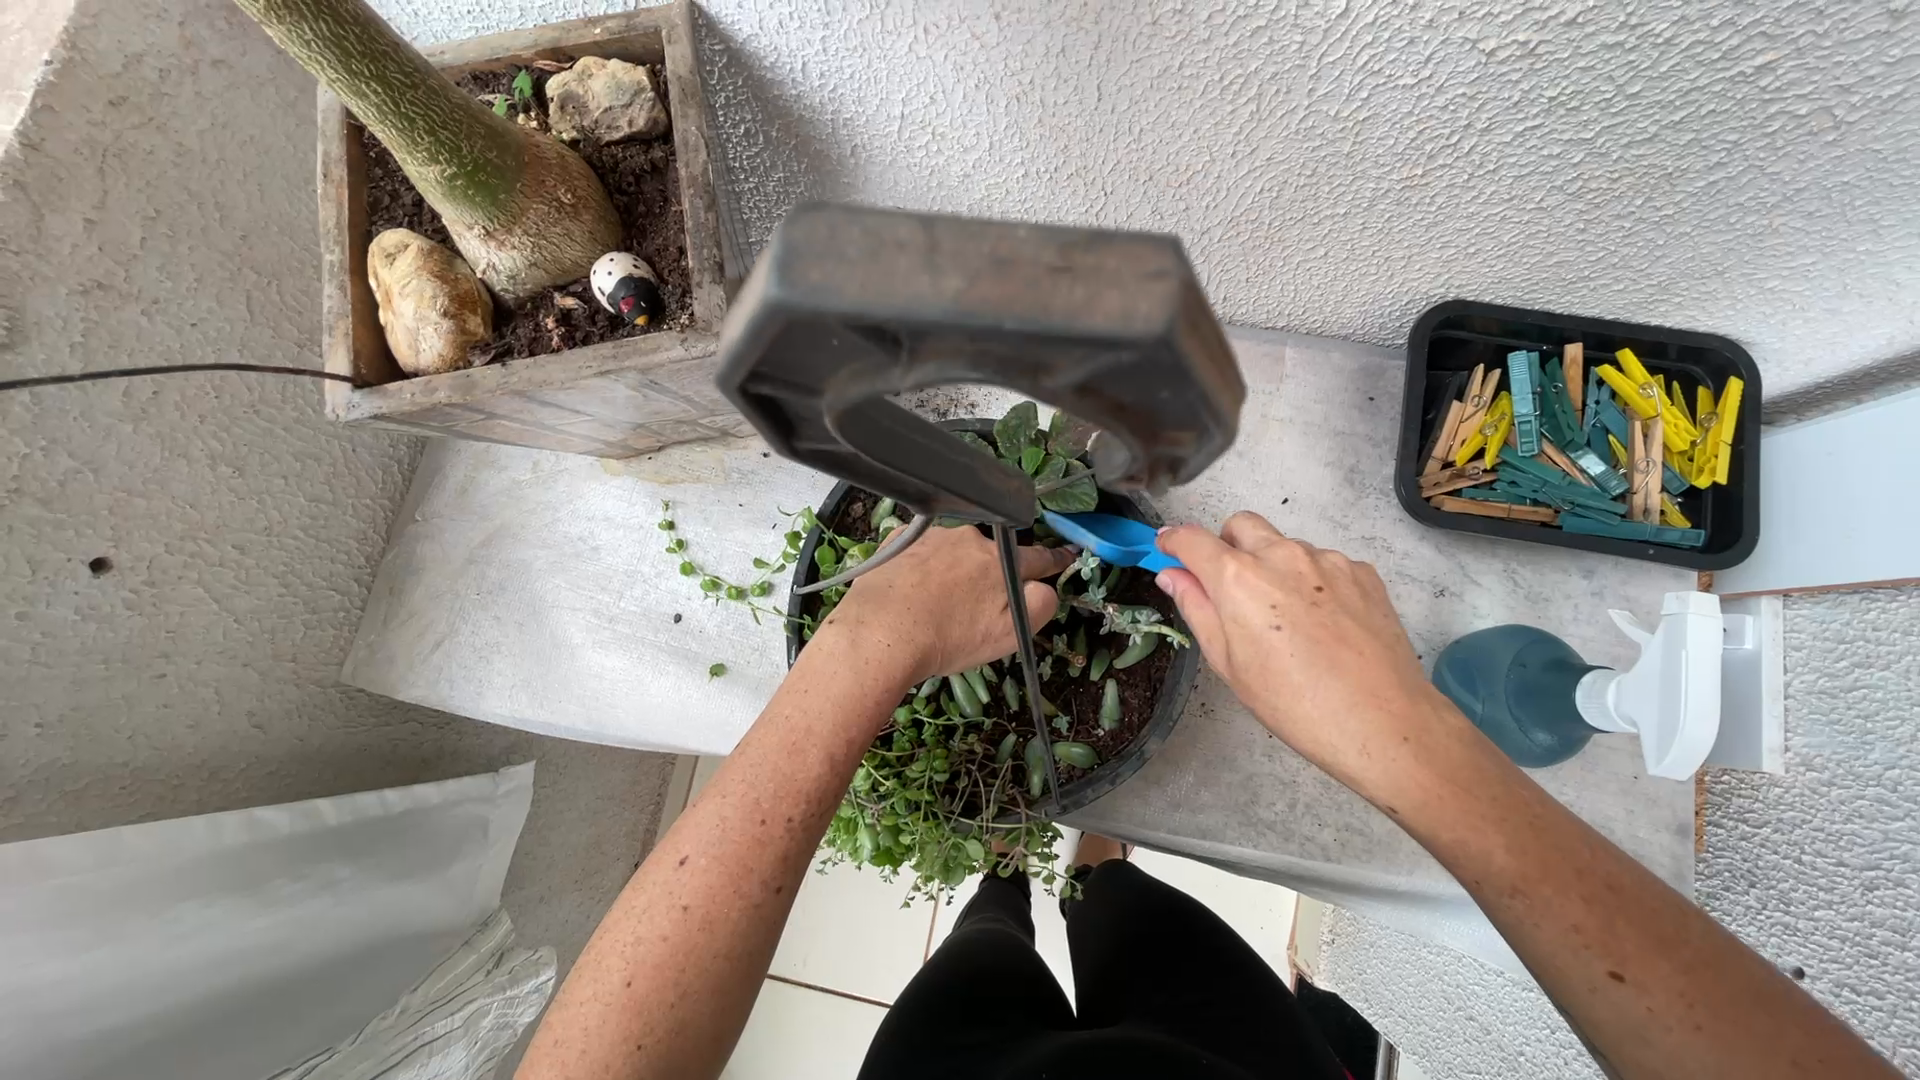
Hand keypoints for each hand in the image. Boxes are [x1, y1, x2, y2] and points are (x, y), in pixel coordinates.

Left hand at [812, 522, 1075, 688]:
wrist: (880, 633)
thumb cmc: (949, 639)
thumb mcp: (1009, 634)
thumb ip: (1039, 605)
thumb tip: (1045, 586)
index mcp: (1001, 560)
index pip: (1038, 557)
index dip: (1055, 559)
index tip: (1066, 555)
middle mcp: (970, 538)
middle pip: (990, 555)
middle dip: (989, 575)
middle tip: (971, 609)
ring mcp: (932, 535)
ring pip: (953, 551)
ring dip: (952, 570)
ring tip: (934, 605)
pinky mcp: (898, 539)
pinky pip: (920, 548)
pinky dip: (921, 565)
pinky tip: (909, 590)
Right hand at [1155, 512, 1467, 796]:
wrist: (1382, 721)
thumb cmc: (1292, 703)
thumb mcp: (1228, 663)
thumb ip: (1197, 609)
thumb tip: (1172, 576)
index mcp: (1239, 579)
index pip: (1192, 540)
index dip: (1173, 541)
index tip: (1166, 547)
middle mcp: (1281, 556)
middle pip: (1240, 525)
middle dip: (1225, 544)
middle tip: (1230, 587)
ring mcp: (1327, 560)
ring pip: (1285, 546)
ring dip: (1273, 566)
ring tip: (1287, 619)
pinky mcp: (1362, 572)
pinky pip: (1323, 564)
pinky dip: (1311, 581)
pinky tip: (1323, 623)